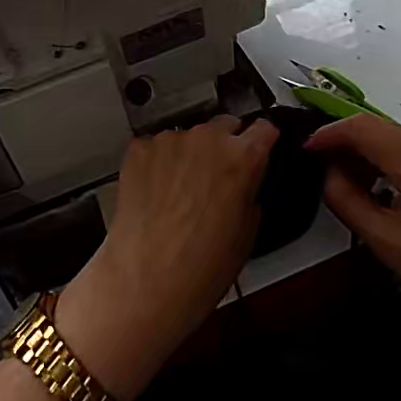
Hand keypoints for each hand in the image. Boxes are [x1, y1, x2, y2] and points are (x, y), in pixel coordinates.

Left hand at [55, 116, 278, 400]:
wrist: (147, 274)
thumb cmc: (200, 264)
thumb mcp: (248, 233)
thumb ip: (249, 194)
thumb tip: (244, 188)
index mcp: (242, 158)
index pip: (263, 128)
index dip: (262, 139)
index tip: (260, 145)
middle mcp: (205, 140)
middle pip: (222, 126)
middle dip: (224, 145)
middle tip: (218, 176)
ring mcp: (167, 141)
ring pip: (186, 137)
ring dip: (188, 154)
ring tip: (182, 191)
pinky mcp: (138, 149)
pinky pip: (155, 147)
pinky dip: (157, 161)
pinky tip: (156, 189)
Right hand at [307, 115, 400, 365]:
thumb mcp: (383, 242)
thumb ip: (343, 196)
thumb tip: (325, 170)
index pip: (366, 129)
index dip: (328, 134)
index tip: (307, 148)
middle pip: (381, 128)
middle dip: (345, 143)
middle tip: (320, 166)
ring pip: (396, 137)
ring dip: (366, 153)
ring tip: (346, 181)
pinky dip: (388, 161)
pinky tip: (375, 185)